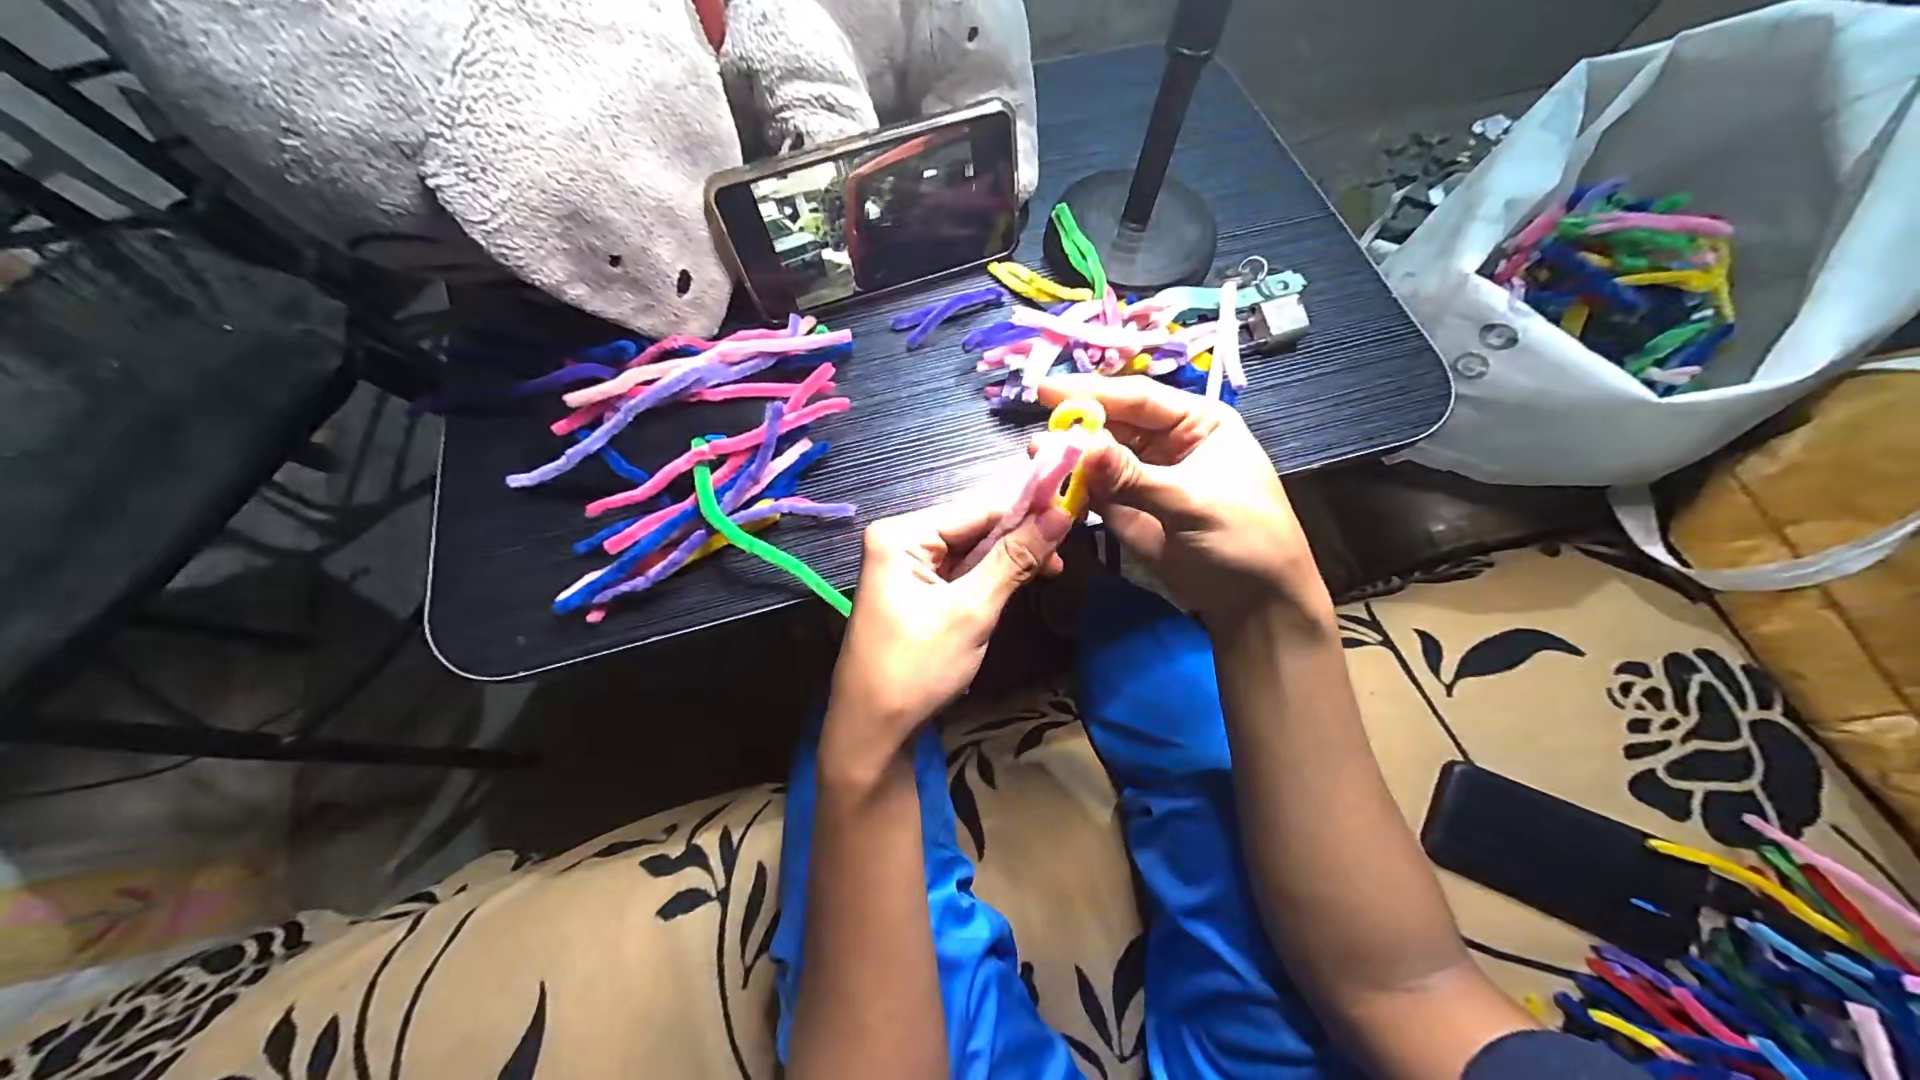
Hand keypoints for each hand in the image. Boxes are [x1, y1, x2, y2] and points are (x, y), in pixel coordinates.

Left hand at [821, 495, 1070, 787]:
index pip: (976, 508)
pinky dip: (991, 577)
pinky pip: (961, 571)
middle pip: (973, 526)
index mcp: (901, 534)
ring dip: (1009, 560)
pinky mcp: (916, 589)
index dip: (1027, 510)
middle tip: (1063, 556)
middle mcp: (900, 540)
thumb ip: (1015, 559)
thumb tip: (1060, 513)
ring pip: (971, 549)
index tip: (1073, 516)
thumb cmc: (917, 668)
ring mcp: (906, 566)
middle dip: (1019, 539)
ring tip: (1051, 570)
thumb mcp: (971, 611)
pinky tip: (1021, 580)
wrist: (873, 731)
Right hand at [1035, 375, 1330, 628]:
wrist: (1252, 602)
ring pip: (1096, 457)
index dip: (1093, 393)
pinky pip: (1092, 490)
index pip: (1139, 398)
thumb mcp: (1194, 503)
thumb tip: (1085, 449)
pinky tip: (1048, 487)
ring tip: (1036, 461)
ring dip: (1068, 459)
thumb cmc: (1244, 539)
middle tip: (1038, 438)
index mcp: (1196, 422)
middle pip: (1111, 424)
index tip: (1045, 391)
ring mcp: (1142, 475)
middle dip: (1075, 428)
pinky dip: (1070, 489)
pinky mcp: (1125, 507)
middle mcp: (1165, 441)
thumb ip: (1136, 477)